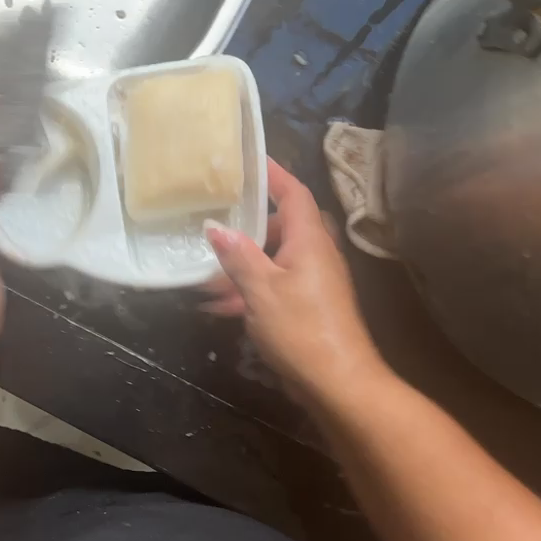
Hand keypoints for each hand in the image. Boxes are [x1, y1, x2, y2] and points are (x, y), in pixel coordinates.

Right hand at [202, 160, 390, 408]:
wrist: (337, 380)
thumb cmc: (300, 328)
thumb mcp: (261, 290)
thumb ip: (238, 256)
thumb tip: (214, 225)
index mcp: (309, 240)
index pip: (292, 193)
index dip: (272, 175)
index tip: (246, 161)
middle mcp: (315, 254)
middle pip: (280, 226)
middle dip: (246, 226)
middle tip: (213, 222)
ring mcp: (312, 282)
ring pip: (273, 260)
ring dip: (241, 265)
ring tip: (204, 275)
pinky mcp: (306, 307)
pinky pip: (273, 286)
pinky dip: (248, 290)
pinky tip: (218, 308)